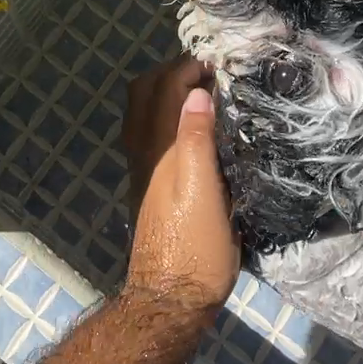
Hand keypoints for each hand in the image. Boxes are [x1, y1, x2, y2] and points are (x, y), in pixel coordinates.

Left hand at [121, 54, 238, 311]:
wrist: (169, 298)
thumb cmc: (194, 245)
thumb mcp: (204, 190)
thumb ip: (197, 138)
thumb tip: (198, 91)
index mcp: (158, 144)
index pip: (166, 84)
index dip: (191, 67)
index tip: (221, 65)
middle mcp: (142, 147)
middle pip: (145, 89)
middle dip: (174, 72)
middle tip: (211, 77)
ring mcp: (141, 165)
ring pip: (143, 109)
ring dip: (168, 92)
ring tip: (205, 97)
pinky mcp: (147, 181)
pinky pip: (149, 130)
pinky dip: (167, 113)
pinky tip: (195, 130)